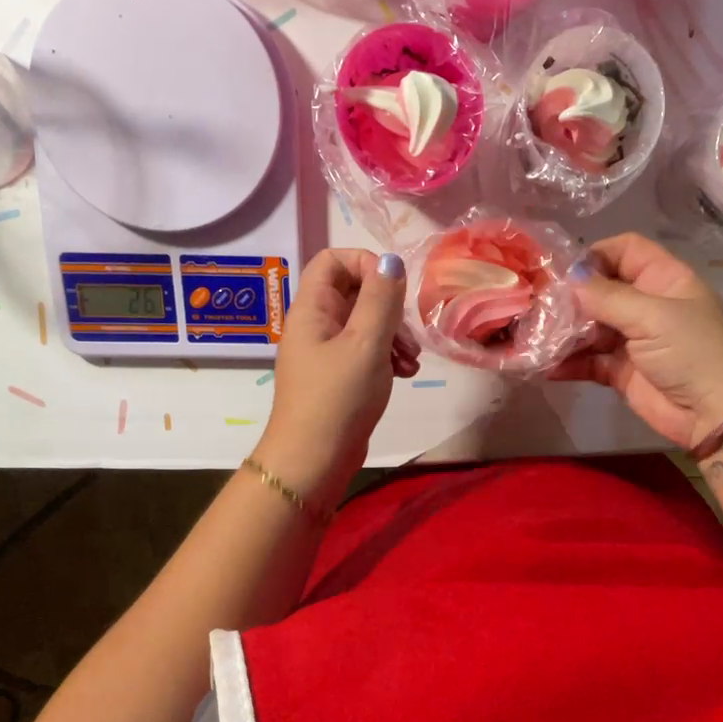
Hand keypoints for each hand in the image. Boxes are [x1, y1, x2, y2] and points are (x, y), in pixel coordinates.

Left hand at [256, 249, 418, 506]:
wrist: (313, 461)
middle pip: (353, 292)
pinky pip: (363, 352)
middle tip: (408, 336)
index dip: (365, 263)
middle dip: (388, 307)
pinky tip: (404, 375)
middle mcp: (314, 325)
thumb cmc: (338, 399)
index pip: (333, 260)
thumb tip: (391, 260)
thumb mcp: (366, 344)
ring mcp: (324, 353)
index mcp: (311, 309)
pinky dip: (386, 357)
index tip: (394, 289)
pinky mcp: (336, 378)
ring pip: (363, 324)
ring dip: (393, 336)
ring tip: (411, 362)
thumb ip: (381, 299)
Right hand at [550, 233, 722, 447]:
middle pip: (601, 288)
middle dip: (570, 296)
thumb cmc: (693, 352)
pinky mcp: (622, 371)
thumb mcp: (653, 316)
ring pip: (590, 326)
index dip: (595, 255)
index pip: (625, 250)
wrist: (716, 414)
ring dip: (564, 332)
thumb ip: (607, 297)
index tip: (563, 271)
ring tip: (535, 338)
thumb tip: (569, 279)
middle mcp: (646, 304)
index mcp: (664, 279)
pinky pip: (589, 360)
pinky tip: (546, 367)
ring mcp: (633, 339)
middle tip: (538, 306)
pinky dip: (569, 363)